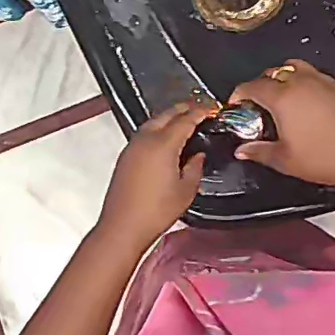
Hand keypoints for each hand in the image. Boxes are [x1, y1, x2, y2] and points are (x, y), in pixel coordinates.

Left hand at [96, 99, 213, 248]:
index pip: (185, 119)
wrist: (123, 226)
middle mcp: (145, 140)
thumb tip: (197, 156)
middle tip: (198, 109)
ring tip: (183, 121)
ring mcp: (132, 147)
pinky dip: (157, 130)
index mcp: (163, 144)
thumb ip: (195, 168)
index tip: (211, 109)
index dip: (200, 112)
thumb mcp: (185, 190)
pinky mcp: (125, 157)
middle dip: (183, 109)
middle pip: (166, 114)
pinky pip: (143, 134)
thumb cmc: (155, 212)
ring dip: (168, 118)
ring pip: (153, 122)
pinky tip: (165, 140)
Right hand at [230, 60, 334, 190]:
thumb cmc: (326, 157)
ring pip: (293, 67)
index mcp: (282, 98)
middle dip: (258, 85)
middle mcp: (300, 84)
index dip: (239, 94)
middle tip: (256, 103)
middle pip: (271, 73)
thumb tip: (244, 150)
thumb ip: (258, 151)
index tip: (236, 103)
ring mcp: (320, 82)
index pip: (251, 86)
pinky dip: (302, 81)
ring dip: (281, 77)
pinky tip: (302, 100)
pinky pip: (312, 74)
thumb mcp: (283, 159)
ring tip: (279, 96)